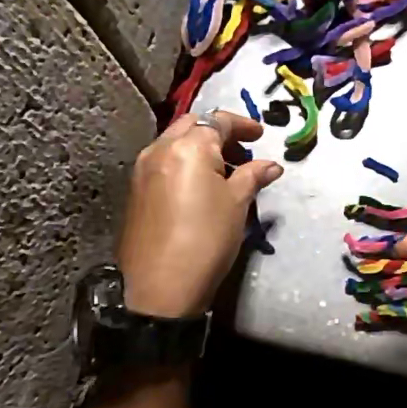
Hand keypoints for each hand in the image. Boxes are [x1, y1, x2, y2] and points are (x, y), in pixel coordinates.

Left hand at [117, 110, 283, 318]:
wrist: (160, 286)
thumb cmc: (206, 240)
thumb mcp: (236, 205)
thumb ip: (252, 176)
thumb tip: (271, 165)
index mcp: (188, 147)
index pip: (218, 121)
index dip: (242, 125)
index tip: (260, 136)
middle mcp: (160, 149)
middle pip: (192, 125)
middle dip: (218, 132)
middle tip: (242, 151)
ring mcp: (143, 169)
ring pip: (174, 142)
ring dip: (199, 147)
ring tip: (223, 170)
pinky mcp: (136, 189)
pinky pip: (163, 162)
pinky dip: (183, 163)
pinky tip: (199, 185)